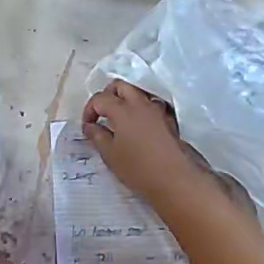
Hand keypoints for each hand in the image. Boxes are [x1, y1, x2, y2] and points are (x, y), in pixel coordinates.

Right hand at [82, 80, 208, 199]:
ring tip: (120, 119)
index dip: (89, 110)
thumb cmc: (139, 168)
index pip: (99, 98)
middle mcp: (140, 102)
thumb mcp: (110, 155)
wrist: (176, 177)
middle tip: (102, 114)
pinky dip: (141, 108)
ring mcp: (157, 109)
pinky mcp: (169, 118)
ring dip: (125, 99)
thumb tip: (90, 126)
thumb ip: (97, 136)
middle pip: (120, 85)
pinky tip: (139, 125)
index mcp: (122, 109)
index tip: (87, 126)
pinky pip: (150, 103)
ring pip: (137, 92)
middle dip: (107, 95)